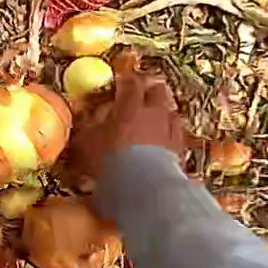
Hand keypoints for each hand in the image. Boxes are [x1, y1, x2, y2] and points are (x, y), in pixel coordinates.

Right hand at [65, 53, 185, 188]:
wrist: (143, 187)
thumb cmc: (111, 160)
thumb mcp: (87, 142)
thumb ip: (88, 126)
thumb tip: (86, 117)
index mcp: (131, 106)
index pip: (130, 83)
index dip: (124, 81)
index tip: (119, 81)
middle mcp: (155, 113)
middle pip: (157, 91)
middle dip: (148, 91)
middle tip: (138, 97)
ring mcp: (170, 131)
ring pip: (170, 112)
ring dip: (161, 113)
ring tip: (151, 121)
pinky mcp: (181, 150)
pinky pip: (176, 135)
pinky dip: (168, 135)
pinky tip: (161, 143)